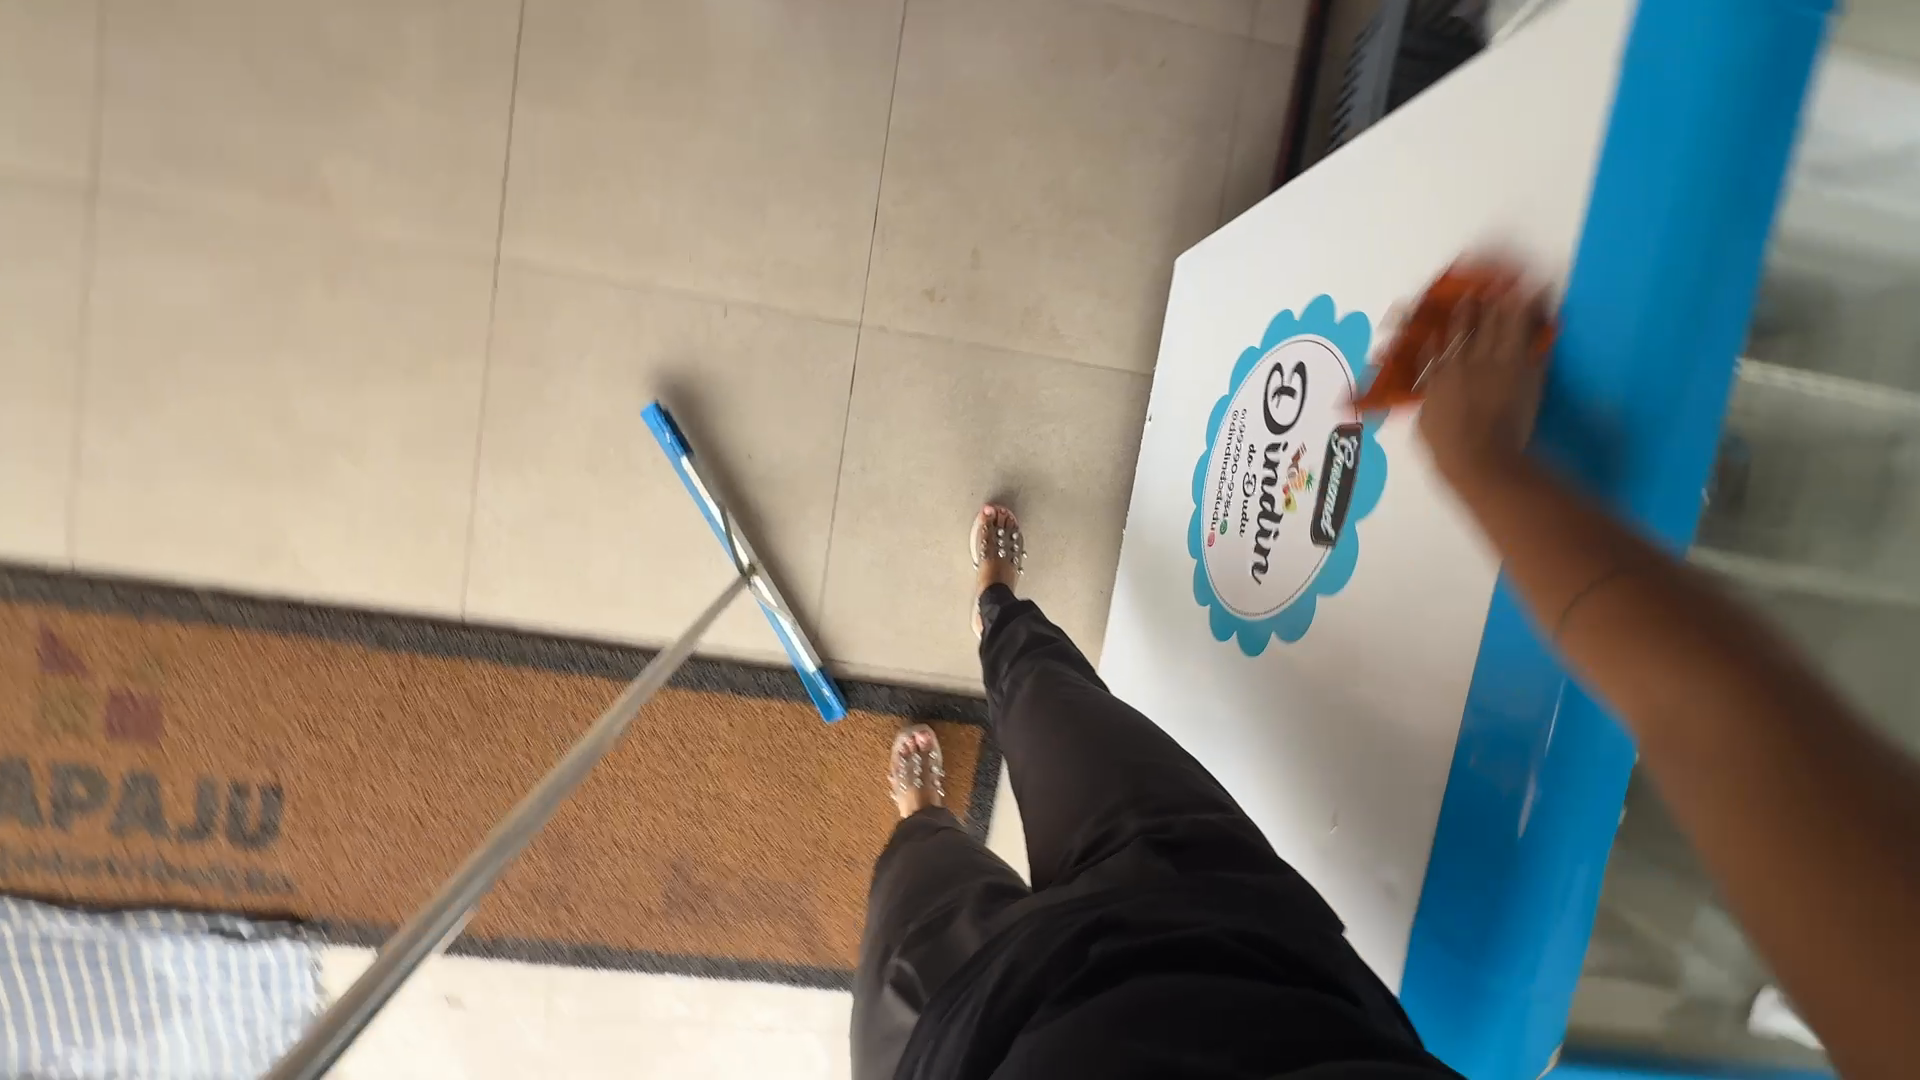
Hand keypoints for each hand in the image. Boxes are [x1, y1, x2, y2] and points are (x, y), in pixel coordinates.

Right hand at [1413, 281, 1553, 487]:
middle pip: (1465, 327)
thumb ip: (1429, 403)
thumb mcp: (1425, 424)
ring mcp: (1494, 363)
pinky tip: (1537, 297)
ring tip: (1511, 283)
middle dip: (1470, 306)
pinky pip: (1528, 336)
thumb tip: (1430, 396)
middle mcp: (1463, 363)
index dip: (1434, 325)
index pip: (1433, 344)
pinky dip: (1533, 316)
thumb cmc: (1446, 448)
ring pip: (1496, 324)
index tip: (1433, 311)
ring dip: (1502, 302)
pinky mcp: (1523, 369)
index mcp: (1436, 378)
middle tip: (1476, 288)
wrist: (1480, 456)